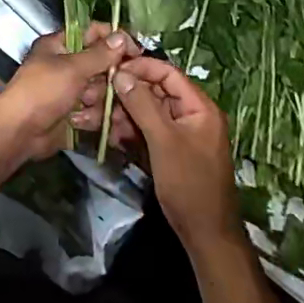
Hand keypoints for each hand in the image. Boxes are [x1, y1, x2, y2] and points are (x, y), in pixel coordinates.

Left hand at [0, 24, 137, 164]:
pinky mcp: (75, 112)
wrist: (20, 131)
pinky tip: (80, 122)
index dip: (115, 40)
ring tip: (82, 108)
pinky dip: (91, 117)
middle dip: (105, 81)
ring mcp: (71, 89)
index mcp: (60, 45)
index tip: (136, 52)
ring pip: (102, 91)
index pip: (94, 33)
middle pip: (103, 66)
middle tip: (100, 88)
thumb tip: (121, 36)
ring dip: (96, 102)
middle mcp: (67, 64)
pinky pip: (96, 110)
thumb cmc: (42, 91)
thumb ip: (99, 54)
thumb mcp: (72, 68)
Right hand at [110, 58, 240, 247]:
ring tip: (102, 118)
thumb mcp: (163, 140)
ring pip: (148, 110)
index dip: (140, 68)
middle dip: (127, 91)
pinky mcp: (170, 148)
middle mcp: (191, 114)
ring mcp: (180, 132)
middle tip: (98, 95)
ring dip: (125, 112)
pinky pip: (148, 128)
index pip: (168, 72)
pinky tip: (113, 134)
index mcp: (199, 107)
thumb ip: (141, 104)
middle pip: (155, 90)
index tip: (111, 71)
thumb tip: (119, 73)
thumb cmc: (189, 184)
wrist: (205, 234)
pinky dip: (131, 129)